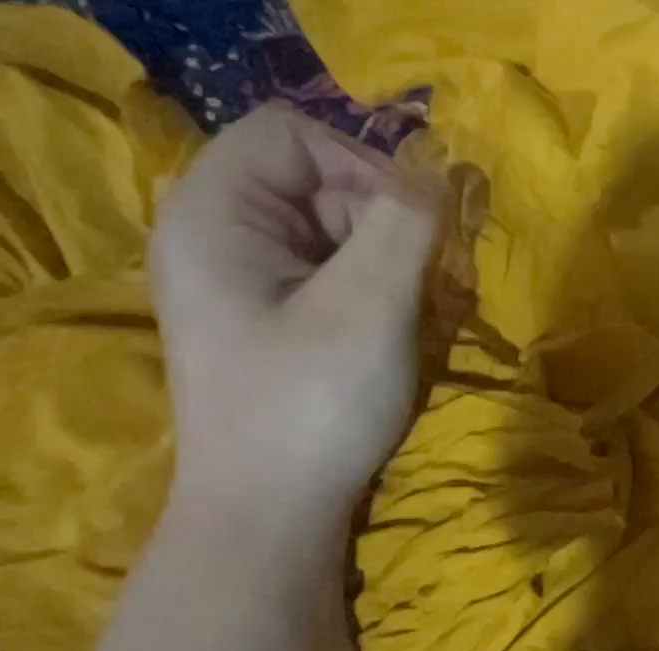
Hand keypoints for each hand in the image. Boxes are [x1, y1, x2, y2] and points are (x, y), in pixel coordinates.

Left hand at [150, 103, 442, 526]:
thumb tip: (441, 169)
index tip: (422, 229)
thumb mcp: (370, 308)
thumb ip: (406, 227)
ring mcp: (244, 281)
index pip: (295, 134)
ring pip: (334, 233)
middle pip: (318, 182)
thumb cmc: (313, 404)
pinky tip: (400, 336)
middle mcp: (219, 234)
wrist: (272, 510)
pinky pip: (333, 277)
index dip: (367, 165)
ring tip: (421, 319)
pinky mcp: (271, 321)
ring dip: (394, 266)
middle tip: (431, 284)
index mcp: (217, 214)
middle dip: (389, 225)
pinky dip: (379, 295)